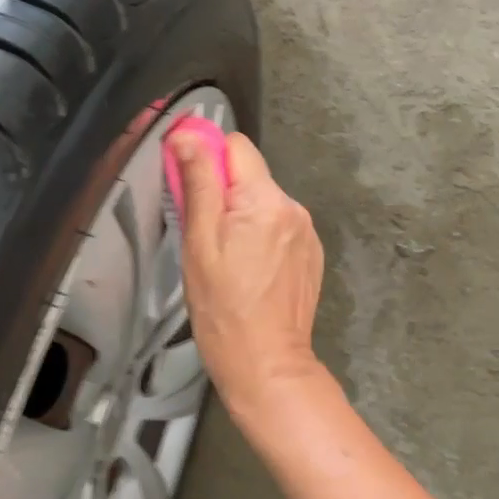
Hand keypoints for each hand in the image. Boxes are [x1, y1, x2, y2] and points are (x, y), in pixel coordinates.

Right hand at [168, 130, 324, 412]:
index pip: (235, 145)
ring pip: (262, 200)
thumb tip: (188, 133)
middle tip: (204, 235)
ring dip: (243, 215)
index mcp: (265, 198)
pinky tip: (250, 270)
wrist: (267, 366)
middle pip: (249, 174)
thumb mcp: (199, 242)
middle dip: (223, 193)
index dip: (207, 158)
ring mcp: (306, 230)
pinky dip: (261, 235)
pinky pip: (278, 225)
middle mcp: (293, 205)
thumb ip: (198, 181)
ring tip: (227, 258)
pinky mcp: (311, 252)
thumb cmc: (223, 307)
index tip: (189, 187)